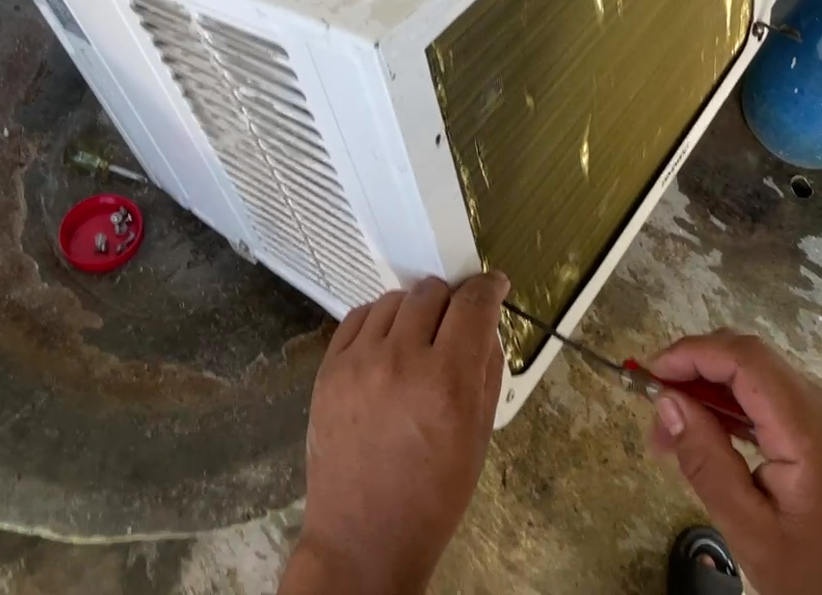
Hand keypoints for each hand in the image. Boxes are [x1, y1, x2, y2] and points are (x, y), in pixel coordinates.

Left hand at [279, 273, 509, 594]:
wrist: (364, 536)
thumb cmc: (433, 494)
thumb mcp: (479, 436)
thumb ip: (486, 369)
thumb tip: (485, 324)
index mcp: (446, 382)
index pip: (472, 305)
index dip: (488, 286)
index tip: (493, 284)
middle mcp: (401, 361)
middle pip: (431, 292)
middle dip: (450, 301)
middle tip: (453, 323)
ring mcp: (358, 362)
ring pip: (394, 300)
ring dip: (414, 310)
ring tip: (418, 339)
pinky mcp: (328, 368)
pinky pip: (358, 317)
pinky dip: (379, 321)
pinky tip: (387, 344)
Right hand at [647, 331, 821, 594]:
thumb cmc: (820, 577)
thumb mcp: (751, 532)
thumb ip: (707, 462)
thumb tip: (668, 401)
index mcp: (811, 431)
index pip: (745, 358)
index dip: (692, 353)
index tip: (650, 375)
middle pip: (751, 357)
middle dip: (695, 370)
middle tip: (657, 411)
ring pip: (758, 375)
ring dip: (710, 389)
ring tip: (672, 432)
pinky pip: (772, 397)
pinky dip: (732, 404)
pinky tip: (709, 436)